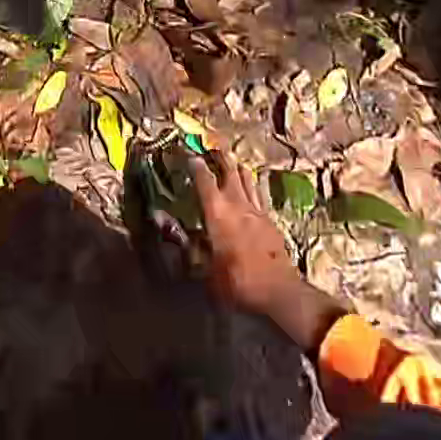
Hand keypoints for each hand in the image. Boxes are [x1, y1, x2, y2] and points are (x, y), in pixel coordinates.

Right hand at [189, 151, 347, 351]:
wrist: (279, 292)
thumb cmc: (236, 280)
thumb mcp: (203, 267)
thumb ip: (185, 242)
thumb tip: (161, 220)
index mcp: (217, 212)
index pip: (204, 180)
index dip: (196, 166)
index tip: (190, 156)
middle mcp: (238, 204)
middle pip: (230, 171)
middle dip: (221, 158)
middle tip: (213, 147)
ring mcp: (257, 211)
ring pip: (248, 180)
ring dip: (238, 169)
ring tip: (233, 162)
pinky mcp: (271, 221)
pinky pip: (259, 195)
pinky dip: (253, 187)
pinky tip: (252, 190)